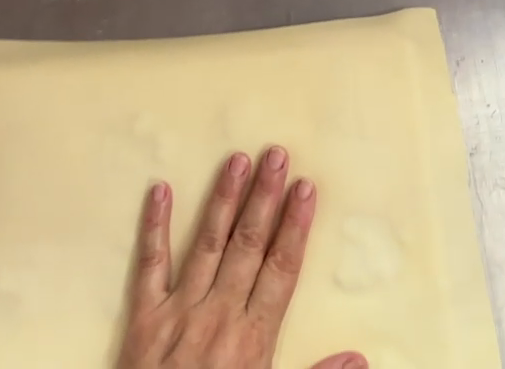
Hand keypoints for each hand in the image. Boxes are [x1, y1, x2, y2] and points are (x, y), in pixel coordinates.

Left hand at [118, 147, 365, 368]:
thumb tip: (360, 357)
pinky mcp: (144, 318)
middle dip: (264, 198)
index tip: (306, 187)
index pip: (281, 268)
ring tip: (237, 159)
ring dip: (223, 199)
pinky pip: (149, 265)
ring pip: (207, 244)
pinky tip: (161, 190)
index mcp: (252, 338)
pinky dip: (154, 227)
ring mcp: (179, 312)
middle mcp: (218, 315)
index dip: (295, 225)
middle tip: (276, 154)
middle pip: (248, 245)